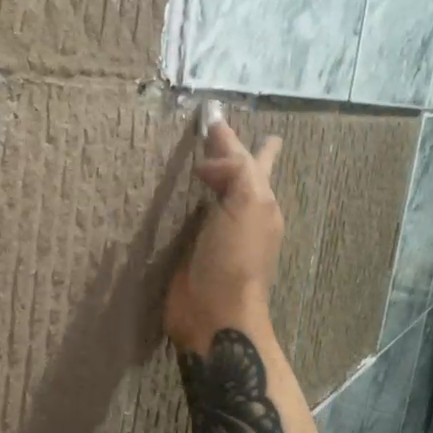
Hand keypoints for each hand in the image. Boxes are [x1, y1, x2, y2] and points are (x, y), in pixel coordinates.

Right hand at [165, 122, 284, 352]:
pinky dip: (181, 207)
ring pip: (213, 198)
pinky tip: (171, 203)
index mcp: (260, 203)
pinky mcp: (189, 254)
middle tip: (216, 136)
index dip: (234, 139)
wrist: (215, 317)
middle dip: (232, 157)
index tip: (214, 115)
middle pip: (238, 178)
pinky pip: (186, 220)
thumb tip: (211, 161)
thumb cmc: (235, 261)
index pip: (251, 160)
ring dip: (207, 181)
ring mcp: (216, 237)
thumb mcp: (247, 207)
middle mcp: (241, 217)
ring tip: (195, 163)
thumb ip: (236, 172)